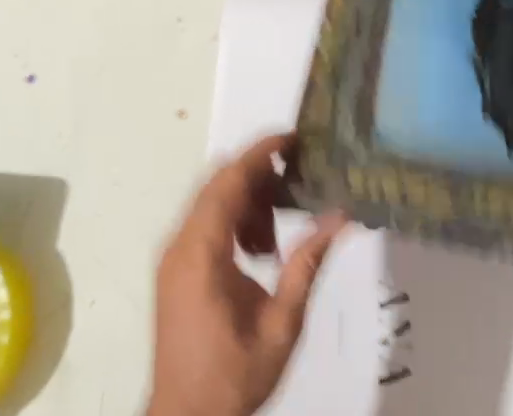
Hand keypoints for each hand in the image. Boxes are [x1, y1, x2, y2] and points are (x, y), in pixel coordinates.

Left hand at [148, 134, 347, 415]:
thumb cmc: (234, 375)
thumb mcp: (281, 324)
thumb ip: (306, 264)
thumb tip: (340, 216)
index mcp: (201, 253)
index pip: (228, 182)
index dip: (259, 153)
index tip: (292, 137)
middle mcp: (179, 245)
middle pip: (218, 185)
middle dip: (259, 177)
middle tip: (298, 186)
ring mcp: (172, 257)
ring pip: (210, 203)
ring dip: (248, 203)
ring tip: (278, 238)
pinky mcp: (174, 269)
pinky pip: (204, 224)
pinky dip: (234, 222)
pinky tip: (259, 252)